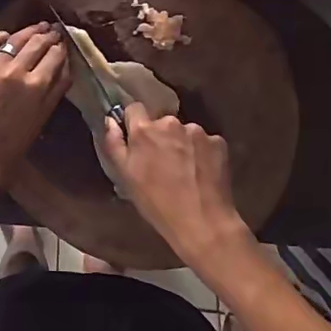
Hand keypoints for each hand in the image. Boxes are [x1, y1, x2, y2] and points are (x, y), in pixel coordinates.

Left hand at [0, 23, 71, 182]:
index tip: (64, 41)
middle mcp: (16, 71)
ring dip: (29, 31)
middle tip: (54, 31)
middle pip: (38, 42)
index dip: (62, 45)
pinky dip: (0, 36)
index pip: (55, 54)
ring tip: (38, 27)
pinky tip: (8, 36)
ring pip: (16, 38)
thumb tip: (67, 61)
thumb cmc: (20, 135)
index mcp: (37, 84)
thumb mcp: (46, 112)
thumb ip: (59, 85)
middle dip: (49, 35)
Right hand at [100, 103, 252, 273]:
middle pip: (161, 122)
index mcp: (144, 129)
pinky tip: (201, 173)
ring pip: (184, 132)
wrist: (202, 221)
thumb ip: (114, 143)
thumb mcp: (125, 176)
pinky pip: (205, 142)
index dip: (134, 123)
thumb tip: (111, 120)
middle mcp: (171, 123)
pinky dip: (202, 153)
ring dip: (182, 144)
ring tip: (185, 171)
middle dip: (160, 137)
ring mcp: (197, 132)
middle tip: (162, 162)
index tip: (137, 140)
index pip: (135, 109)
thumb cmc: (156, 201)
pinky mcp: (219, 143)